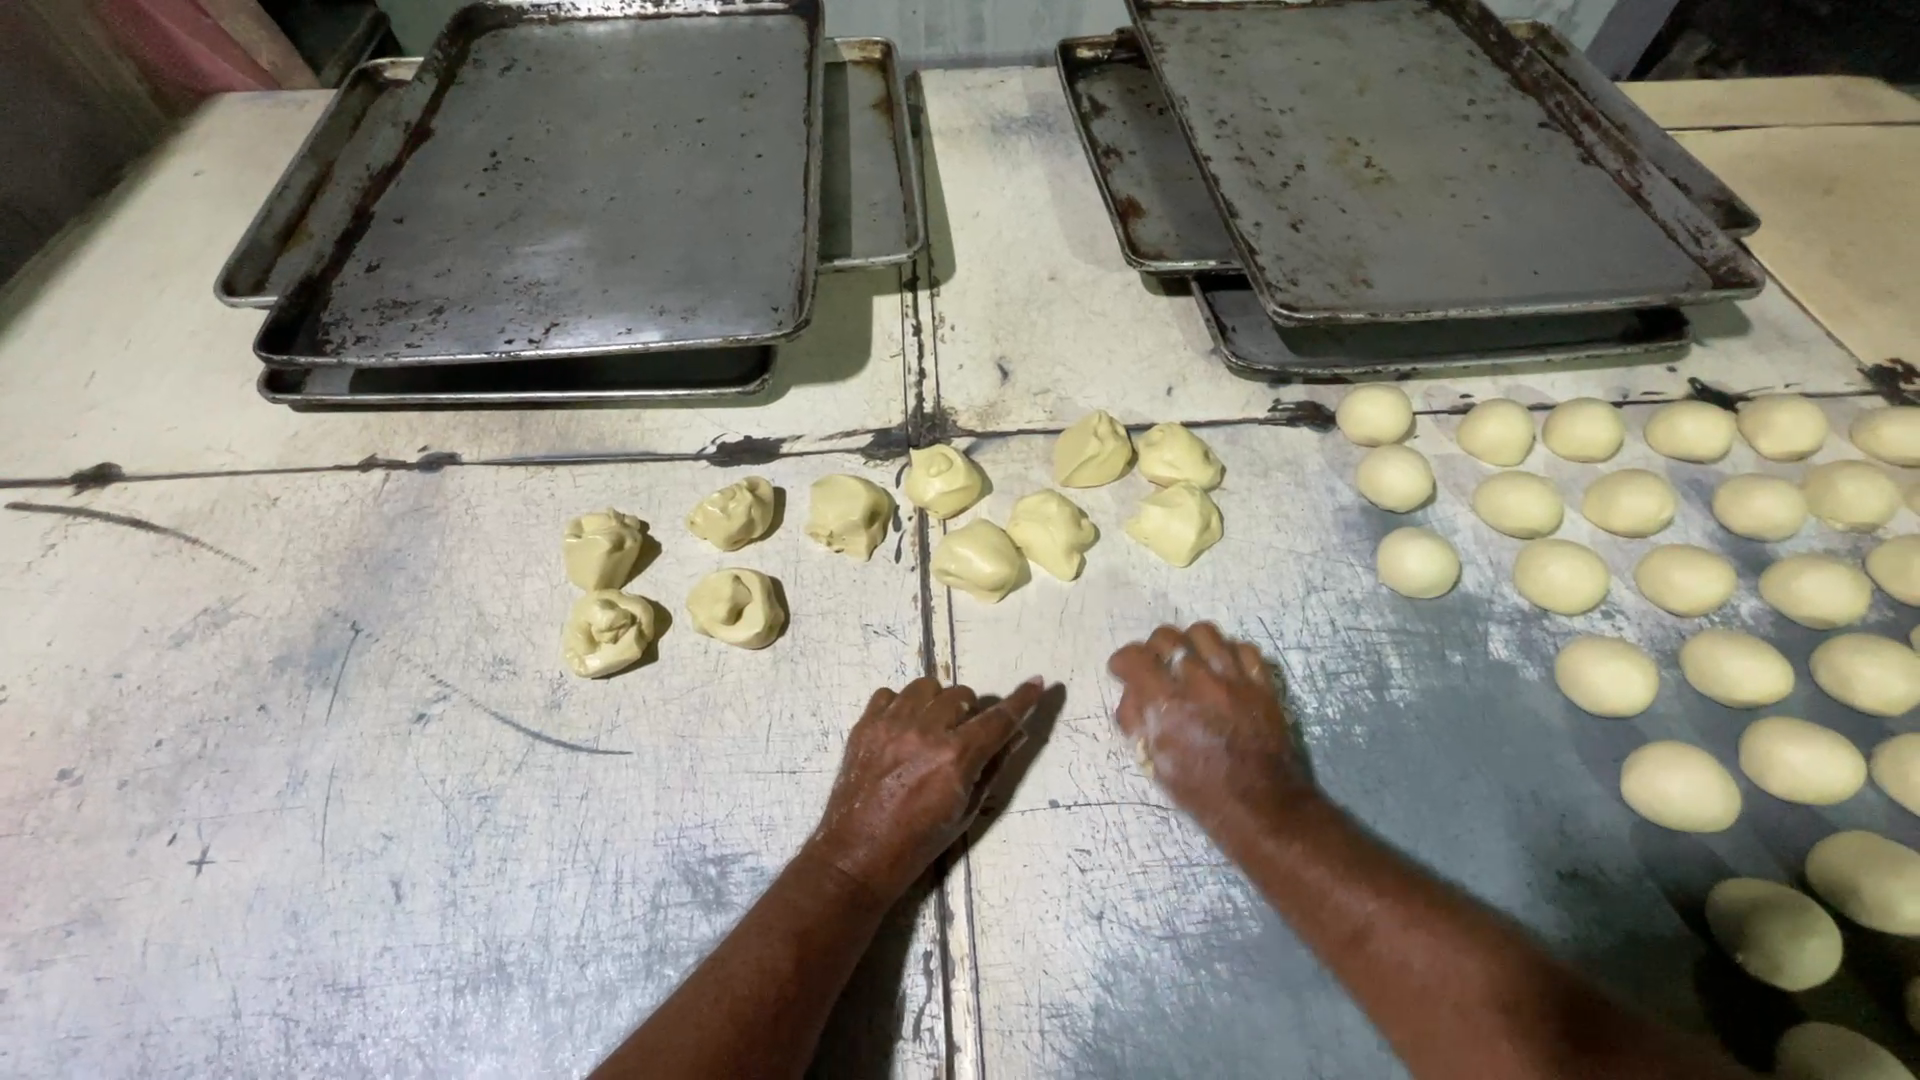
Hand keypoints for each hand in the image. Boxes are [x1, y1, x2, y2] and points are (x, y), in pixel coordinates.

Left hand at [808, 676, 1044, 898]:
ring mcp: (891, 725)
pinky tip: (901, 729)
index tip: (1037, 682)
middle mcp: (925, 733)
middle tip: (961, 736)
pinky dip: (901, 706)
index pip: (998, 719)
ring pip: (926, 687)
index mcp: (955, 758)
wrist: (858, 855)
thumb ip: (992, 766)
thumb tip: (1015, 734)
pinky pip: (889, 694)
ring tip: (930, 728)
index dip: (1021, 700)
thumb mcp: (966, 810)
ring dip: (936, 703)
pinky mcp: (865, 725)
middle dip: (969, 712)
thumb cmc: (919, 842)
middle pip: (961, 695)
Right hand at [1108, 622, 1315, 833]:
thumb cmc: (1201, 790)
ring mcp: (1234, 680)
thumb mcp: (1155, 762)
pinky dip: (1229, 653)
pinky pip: (1243, 648)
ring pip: (1205, 633)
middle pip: (1167, 637)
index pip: (1134, 657)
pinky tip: (1224, 670)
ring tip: (1190, 660)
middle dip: (1153, 648)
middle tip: (1156, 666)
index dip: (1122, 662)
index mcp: (1167, 705)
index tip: (1123, 671)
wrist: (1260, 805)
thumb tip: (1132, 696)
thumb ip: (1138, 721)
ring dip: (1190, 643)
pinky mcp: (1261, 685)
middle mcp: (1198, 682)